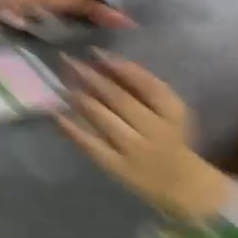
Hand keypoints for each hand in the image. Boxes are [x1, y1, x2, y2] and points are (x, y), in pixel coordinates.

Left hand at [58, 53, 236, 221]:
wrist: (184, 186)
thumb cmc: (171, 141)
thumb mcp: (169, 115)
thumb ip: (142, 93)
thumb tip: (105, 63)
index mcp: (175, 114)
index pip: (150, 86)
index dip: (122, 67)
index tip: (97, 51)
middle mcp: (156, 130)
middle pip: (120, 99)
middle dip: (91, 77)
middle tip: (67, 60)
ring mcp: (134, 148)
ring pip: (102, 118)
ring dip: (79, 97)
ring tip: (59, 81)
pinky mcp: (114, 164)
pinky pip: (88, 142)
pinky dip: (70, 127)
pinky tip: (54, 113)